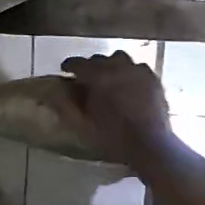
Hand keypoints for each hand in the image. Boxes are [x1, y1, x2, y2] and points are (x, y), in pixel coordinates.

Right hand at [55, 51, 172, 165]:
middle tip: (86, 79)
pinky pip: (137, 66)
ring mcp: (138, 71)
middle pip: (99, 59)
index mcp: (98, 78)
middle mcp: (118, 68)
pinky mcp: (153, 78)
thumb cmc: (113, 138)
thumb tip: (51, 91)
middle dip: (90, 66)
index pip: (78, 63)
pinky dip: (129, 71)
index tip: (65, 71)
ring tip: (109, 78)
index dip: (69, 66)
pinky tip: (129, 83)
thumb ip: (64, 106)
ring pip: (119, 58)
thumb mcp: (81, 126)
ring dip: (110, 65)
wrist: (150, 146)